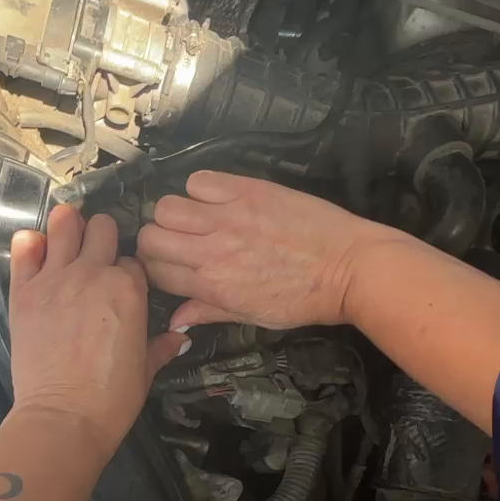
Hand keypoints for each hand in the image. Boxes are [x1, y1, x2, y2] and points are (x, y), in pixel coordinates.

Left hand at [8, 203, 188, 448]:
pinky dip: (29, 244)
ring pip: (63, 225)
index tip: (121, 285)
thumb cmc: (112, 398)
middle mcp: (93, 273)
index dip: (127, 271)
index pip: (132, 260)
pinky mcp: (24, 291)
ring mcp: (55, 279)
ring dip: (67, 227)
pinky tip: (34, 251)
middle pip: (101, 228)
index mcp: (129, 288)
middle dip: (101, 237)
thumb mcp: (145, 369)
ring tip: (65, 241)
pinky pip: (23, 249)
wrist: (64, 416)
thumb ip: (161, 346)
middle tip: (95, 255)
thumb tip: (179, 336)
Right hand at [135, 171, 412, 330]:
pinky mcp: (247, 190)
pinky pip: (200, 180)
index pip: (155, 272)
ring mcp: (227, 217)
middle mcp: (211, 250)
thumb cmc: (304, 299)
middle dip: (157, 242)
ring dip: (176, 214)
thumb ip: (209, 312)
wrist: (349, 268)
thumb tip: (175, 320)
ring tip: (198, 219)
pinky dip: (201, 189)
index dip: (156, 270)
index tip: (170, 267)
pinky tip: (219, 201)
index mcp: (212, 286)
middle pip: (150, 237)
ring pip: (167, 206)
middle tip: (178, 242)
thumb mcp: (253, 317)